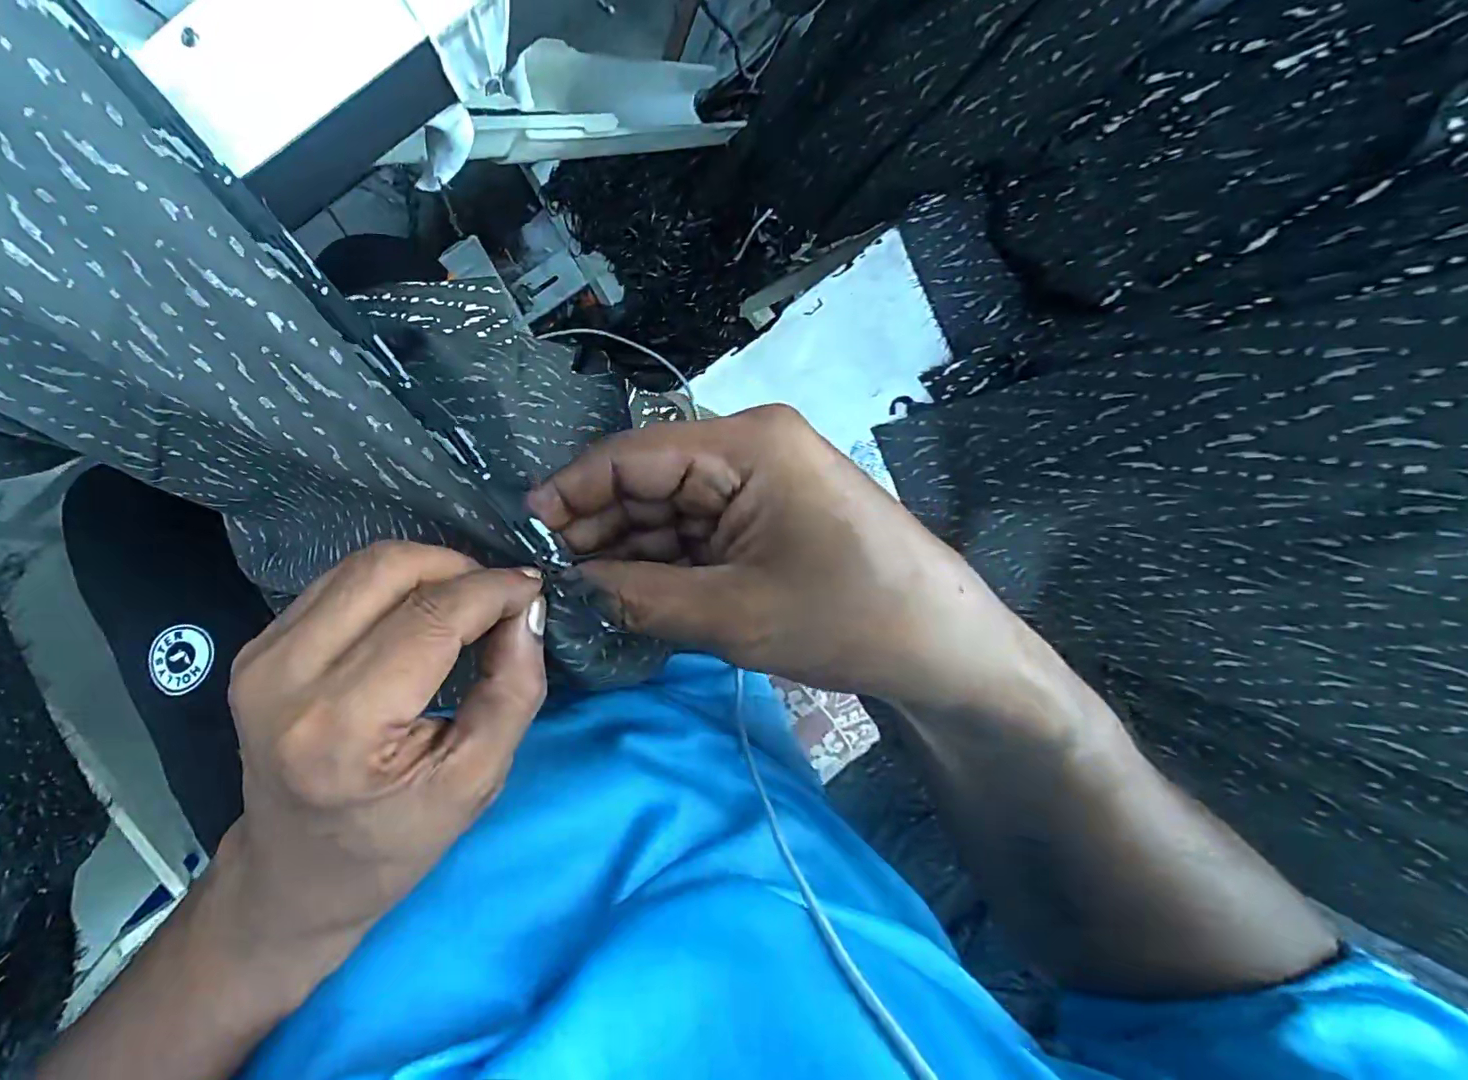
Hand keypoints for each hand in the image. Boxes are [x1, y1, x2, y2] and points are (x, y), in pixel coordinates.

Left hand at [212, 541, 547, 999]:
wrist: (293, 876)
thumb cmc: (393, 842)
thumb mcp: (477, 781)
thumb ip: (513, 690)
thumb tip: (527, 608)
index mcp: (341, 727)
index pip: (431, 618)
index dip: (492, 590)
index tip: (532, 589)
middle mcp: (286, 677)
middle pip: (390, 569)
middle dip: (461, 569)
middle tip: (498, 600)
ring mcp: (262, 656)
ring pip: (364, 563)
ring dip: (429, 569)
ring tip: (464, 606)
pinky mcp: (258, 645)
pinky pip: (340, 581)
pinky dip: (394, 583)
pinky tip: (419, 615)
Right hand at [527, 405, 1080, 722]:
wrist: (943, 648)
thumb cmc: (847, 618)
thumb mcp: (734, 614)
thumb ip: (640, 597)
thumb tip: (569, 589)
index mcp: (744, 444)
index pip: (632, 455)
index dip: (571, 492)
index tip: (524, 532)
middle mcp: (747, 448)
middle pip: (646, 479)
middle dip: (596, 527)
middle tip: (547, 575)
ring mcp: (757, 482)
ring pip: (667, 510)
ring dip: (626, 548)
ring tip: (577, 589)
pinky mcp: (764, 515)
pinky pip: (696, 531)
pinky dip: (660, 560)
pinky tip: (625, 589)